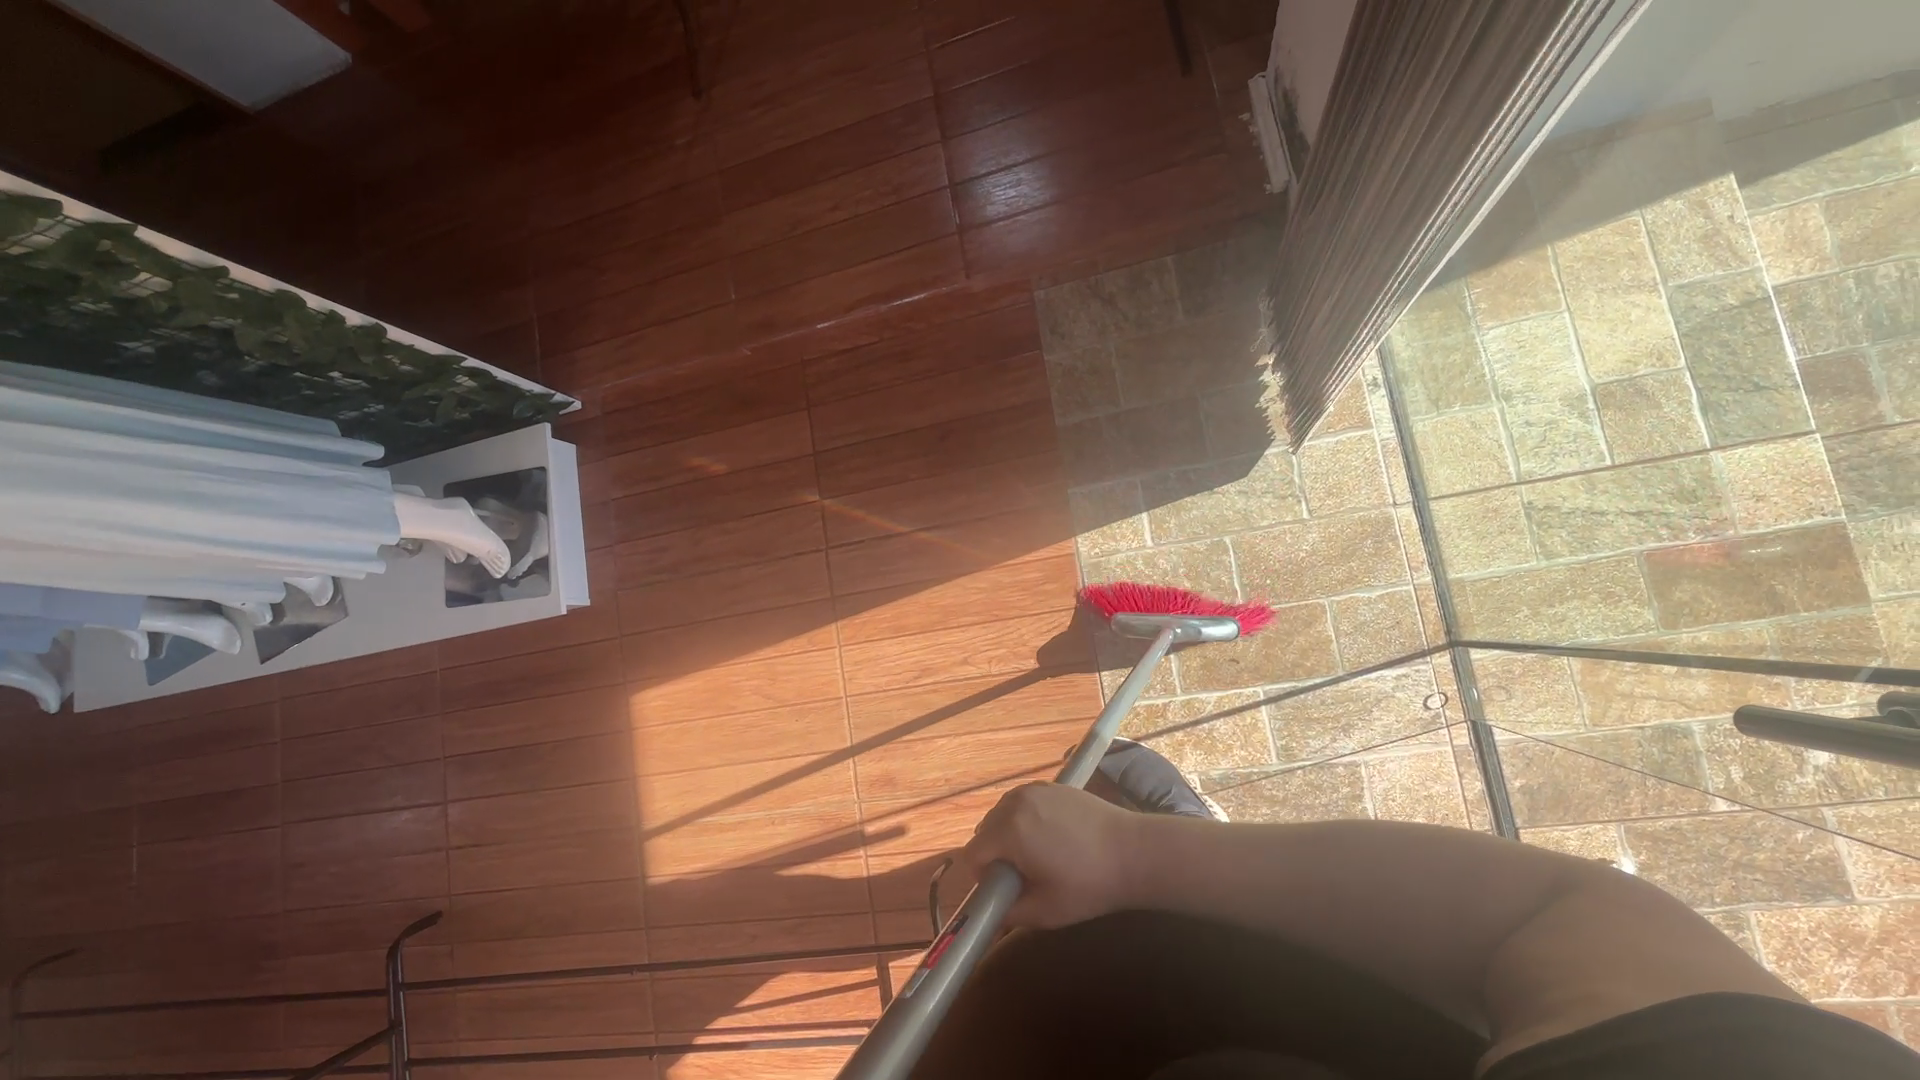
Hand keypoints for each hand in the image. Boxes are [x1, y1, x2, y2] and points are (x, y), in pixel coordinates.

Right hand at [955, 782, 1144, 928]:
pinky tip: (1052, 836)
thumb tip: (992, 909)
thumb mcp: (1045, 912)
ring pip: (1001, 815)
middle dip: (997, 854)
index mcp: (1009, 830)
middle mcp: (1015, 802)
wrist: (1134, 852)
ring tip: (1040, 855)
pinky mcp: (1051, 785)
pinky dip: (1025, 819)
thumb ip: (1009, 912)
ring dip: (1009, 835)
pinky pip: (1021, 803)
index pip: (973, 855)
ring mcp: (1033, 789)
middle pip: (984, 831)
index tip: (1010, 889)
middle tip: (1026, 874)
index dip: (985, 877)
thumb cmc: (1089, 884)